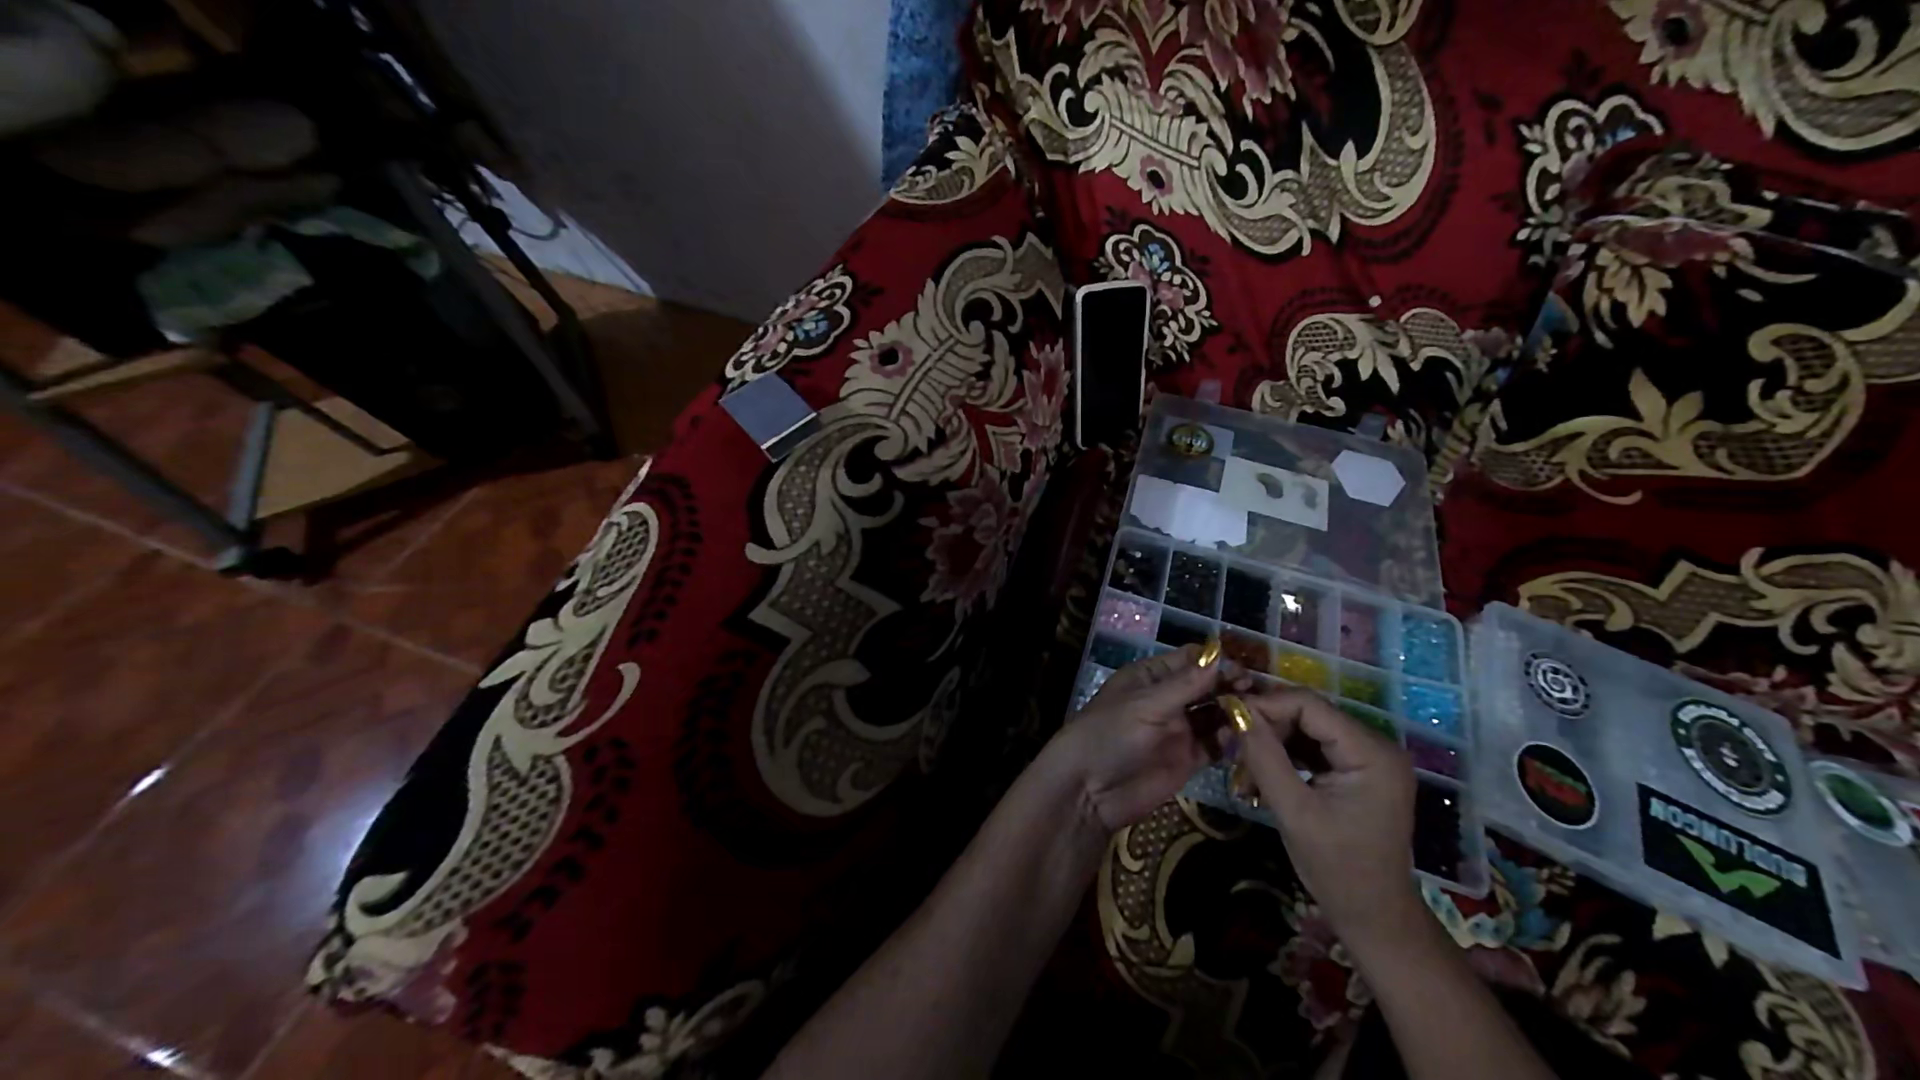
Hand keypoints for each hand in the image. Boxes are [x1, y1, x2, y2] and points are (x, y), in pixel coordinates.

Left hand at [1048, 644, 1248, 832]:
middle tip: (1259, 694)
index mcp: (1150, 677)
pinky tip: (1246, 739)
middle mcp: (1168, 699)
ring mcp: (1179, 729)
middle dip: (1232, 687)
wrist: (1089, 791)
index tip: (1243, 672)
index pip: (1190, 660)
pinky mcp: (1188, 759)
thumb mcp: (1146, 705)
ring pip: (1216, 714)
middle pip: (1208, 686)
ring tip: (1260, 716)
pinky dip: (1232, 740)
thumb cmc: (1110, 735)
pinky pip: (1216, 744)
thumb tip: (1220, 655)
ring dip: (1236, 713)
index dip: (1216, 663)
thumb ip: (1185, 684)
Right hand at [1235, 689, 1425, 945]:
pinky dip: (1285, 754)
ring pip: (1307, 728)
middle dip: (1267, 724)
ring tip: (1242, 761)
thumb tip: (1234, 710)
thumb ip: (1264, 756)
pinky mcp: (1358, 769)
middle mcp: (1377, 745)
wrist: (1373, 914)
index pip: (1310, 705)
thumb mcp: (1293, 810)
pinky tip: (1260, 770)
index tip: (1227, 716)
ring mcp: (1369, 757)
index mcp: (1372, 753)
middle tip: (1230, 743)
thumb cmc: (1336, 867)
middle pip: (1309, 713)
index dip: (1266, 704)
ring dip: (1272, 739)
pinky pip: (1314, 746)